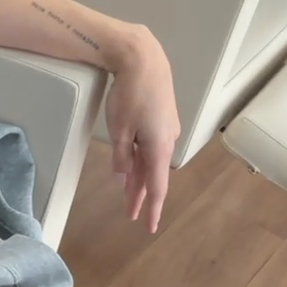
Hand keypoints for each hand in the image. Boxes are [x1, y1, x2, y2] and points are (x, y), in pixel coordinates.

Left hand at [104, 26, 179, 233]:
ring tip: (128, 200)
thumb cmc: (130, 94)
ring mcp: (165, 129)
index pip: (156, 186)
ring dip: (139, 180)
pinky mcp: (160, 120)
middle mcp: (166, 140)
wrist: (143, 59)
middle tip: (131, 216)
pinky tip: (132, 171)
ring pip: (150, 162)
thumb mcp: (119, 131)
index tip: (149, 226)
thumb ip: (121, 158)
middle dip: (141, 197)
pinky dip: (140, 162)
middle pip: (152, 176)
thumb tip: (123, 178)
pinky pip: (149, 148)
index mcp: (159, 146)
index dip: (151, 208)